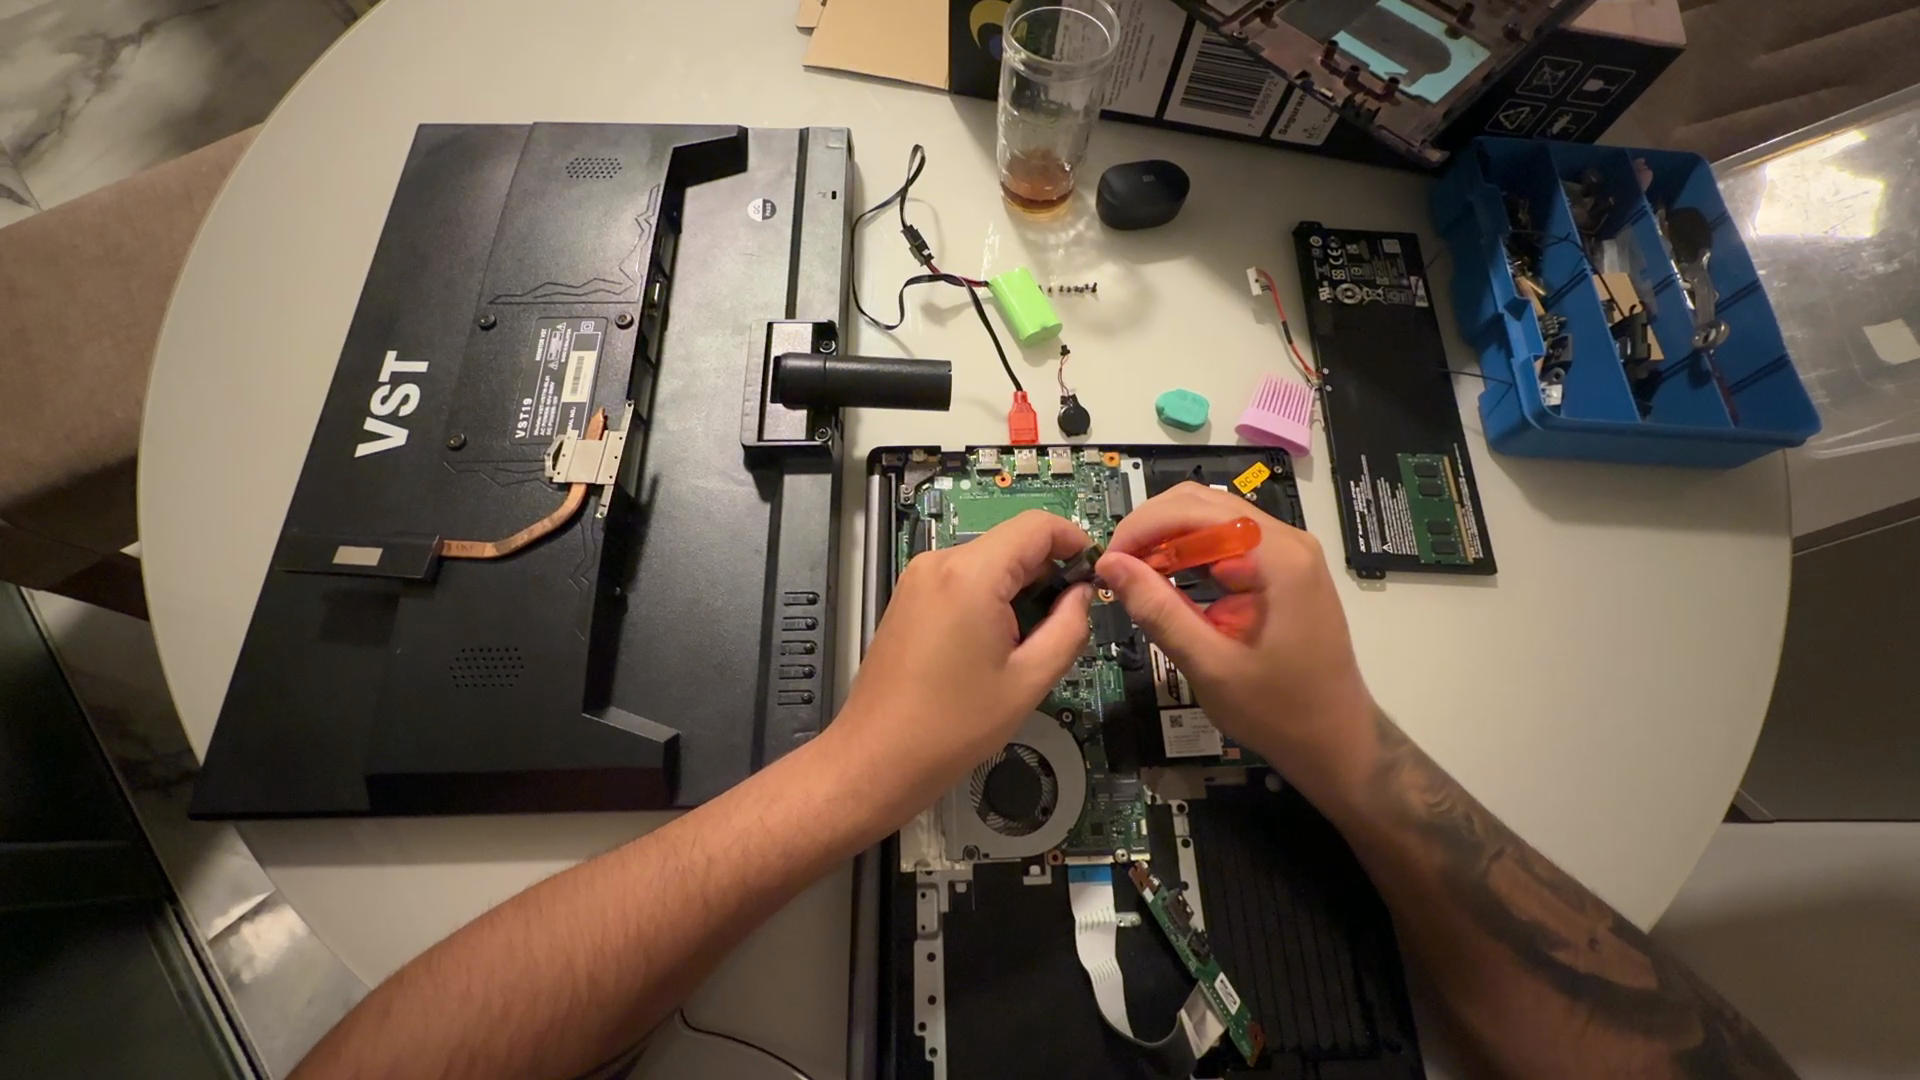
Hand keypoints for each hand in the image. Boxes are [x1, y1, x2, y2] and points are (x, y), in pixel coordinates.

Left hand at [831, 510, 1093, 822]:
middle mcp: (939, 563)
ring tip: (1025, 644)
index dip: (1074, 541)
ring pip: (988, 562)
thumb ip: (1070, 628)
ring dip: (1017, 589)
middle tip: (1065, 621)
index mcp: (970, 574)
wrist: (879, 757)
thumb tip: (1081, 595)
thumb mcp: (1029, 680)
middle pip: (1011, 543)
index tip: (1094, 571)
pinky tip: (993, 644)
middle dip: (1046, 573)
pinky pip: (962, 578)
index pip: (1036, 526)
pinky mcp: (908, 597)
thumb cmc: (951, 726)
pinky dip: (989, 597)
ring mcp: (918, 579)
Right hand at [1096, 483, 1374, 797]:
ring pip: (1209, 517)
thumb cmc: (1277, 710)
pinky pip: (1223, 541)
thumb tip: (1110, 564)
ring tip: (1134, 576)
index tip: (1108, 562)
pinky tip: (1165, 580)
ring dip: (1166, 539)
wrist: (1335, 740)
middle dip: (1150, 529)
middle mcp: (1285, 540)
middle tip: (1117, 569)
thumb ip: (1158, 610)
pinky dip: (1187, 553)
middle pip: (1201, 503)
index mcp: (1277, 558)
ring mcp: (1285, 551)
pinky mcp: (1279, 567)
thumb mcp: (1208, 665)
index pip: (1196, 510)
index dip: (1143, 527)